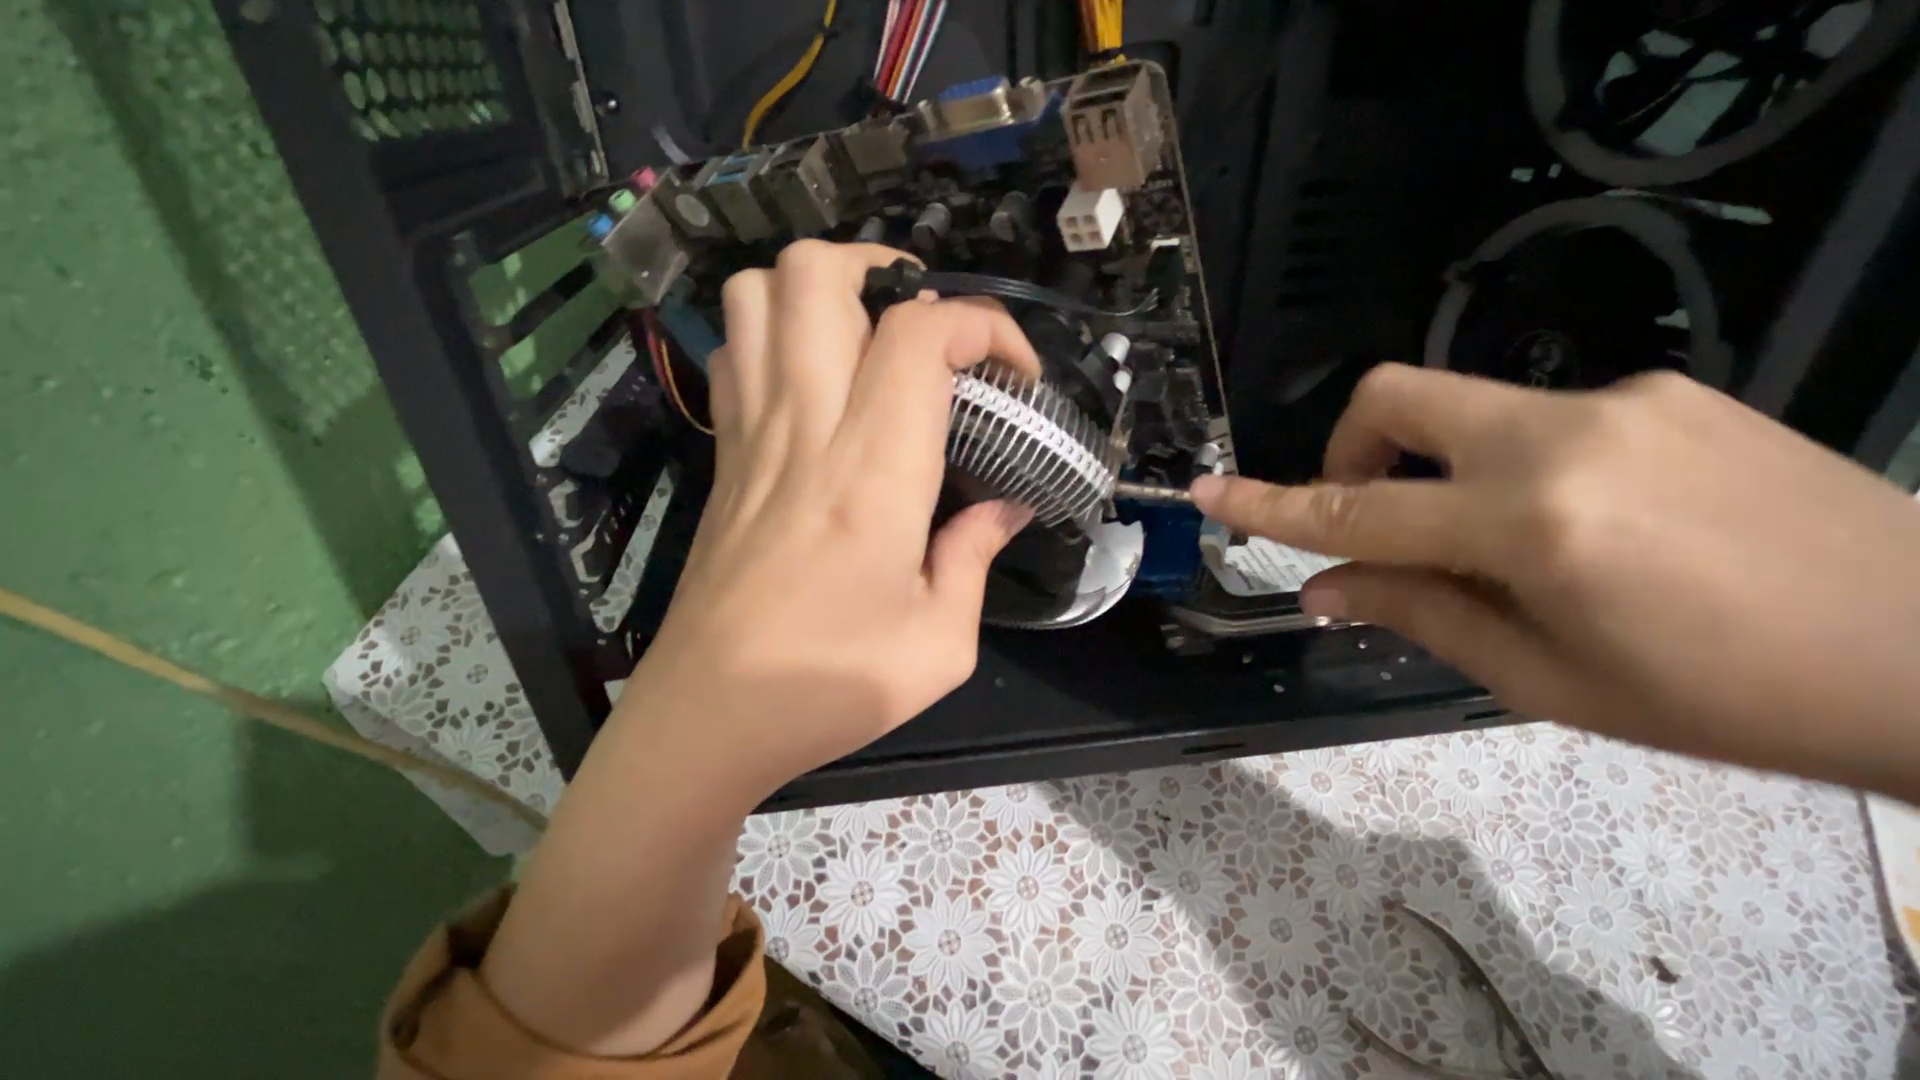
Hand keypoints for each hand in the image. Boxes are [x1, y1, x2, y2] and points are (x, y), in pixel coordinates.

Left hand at [629, 240, 1039, 801]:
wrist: (708, 718)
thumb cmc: (830, 688)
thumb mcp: (940, 643)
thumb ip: (976, 557)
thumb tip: (1003, 506)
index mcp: (873, 474)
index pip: (920, 335)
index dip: (983, 326)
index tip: (1017, 375)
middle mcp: (805, 429)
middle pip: (819, 276)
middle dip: (889, 273)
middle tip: (932, 329)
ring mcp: (751, 434)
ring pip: (759, 294)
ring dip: (823, 289)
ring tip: (872, 334)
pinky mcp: (723, 454)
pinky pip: (734, 350)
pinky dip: (777, 330)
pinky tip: (819, 379)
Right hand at [1193, 363, 1919, 796]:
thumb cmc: (1726, 699)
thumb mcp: (1548, 680)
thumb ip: (1421, 613)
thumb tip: (1325, 587)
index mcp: (1532, 524)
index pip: (1358, 509)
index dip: (1271, 503)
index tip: (1206, 490)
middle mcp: (1565, 436)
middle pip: (1397, 395)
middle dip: (1351, 448)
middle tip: (1372, 514)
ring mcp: (1623, 400)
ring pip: (1474, 411)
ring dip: (1447, 470)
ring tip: (1511, 549)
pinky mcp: (1671, 393)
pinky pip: (1549, 420)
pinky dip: (1521, 468)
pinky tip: (1594, 528)